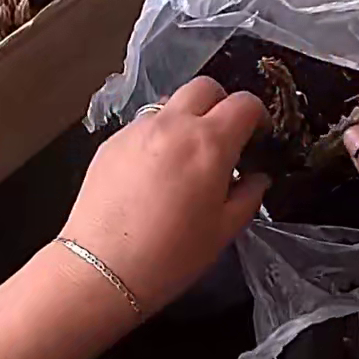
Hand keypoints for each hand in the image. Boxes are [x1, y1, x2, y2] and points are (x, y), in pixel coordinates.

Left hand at [60, 76, 270, 314]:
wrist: (101, 270)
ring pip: (171, 104)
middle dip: (221, 105)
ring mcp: (136, 130)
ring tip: (186, 158)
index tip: (258, 137)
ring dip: (187, 119)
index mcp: (209, 143)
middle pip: (205, 87)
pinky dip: (158, 137)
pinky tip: (154, 173)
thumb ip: (249, 196)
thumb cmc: (171, 256)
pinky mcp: (110, 143)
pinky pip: (144, 126)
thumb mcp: (224, 230)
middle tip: (224, 139)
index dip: (258, 116)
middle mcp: (172, 125)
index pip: (243, 103)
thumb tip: (256, 178)